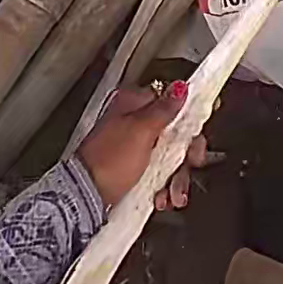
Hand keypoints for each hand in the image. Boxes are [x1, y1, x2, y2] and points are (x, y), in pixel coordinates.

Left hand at [77, 82, 219, 209]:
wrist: (86, 195)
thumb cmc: (109, 160)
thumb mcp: (142, 131)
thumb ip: (164, 109)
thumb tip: (180, 87)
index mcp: (132, 104)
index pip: (170, 101)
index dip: (188, 119)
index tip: (196, 138)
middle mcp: (132, 121)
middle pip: (174, 131)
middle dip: (185, 154)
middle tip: (189, 165)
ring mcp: (132, 144)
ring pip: (168, 155)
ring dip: (176, 175)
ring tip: (174, 191)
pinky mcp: (131, 166)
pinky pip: (157, 172)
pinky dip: (163, 185)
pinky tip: (162, 196)